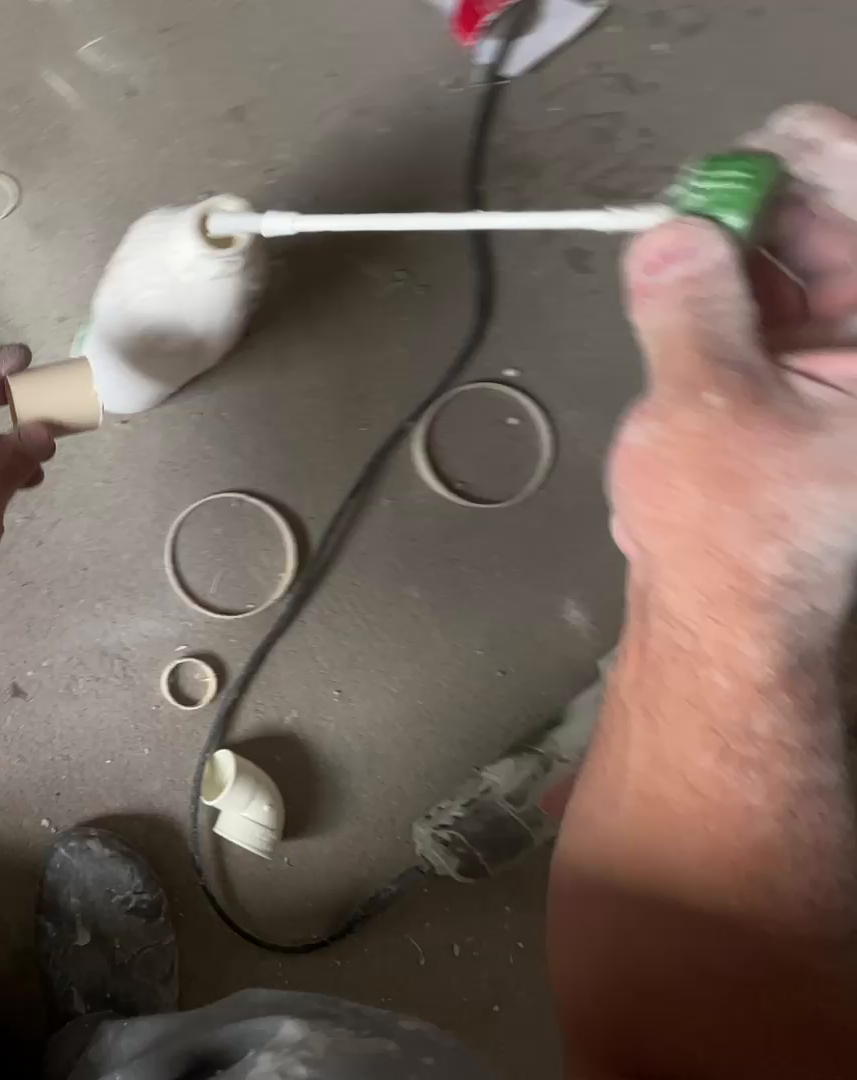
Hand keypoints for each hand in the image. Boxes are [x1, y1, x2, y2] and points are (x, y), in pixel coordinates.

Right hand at [611, 104, 856, 627]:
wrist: (719, 597)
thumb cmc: (736, 520)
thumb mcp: (705, 407)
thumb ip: (688, 314)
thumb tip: (669, 238)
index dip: (833, 171)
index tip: (769, 138)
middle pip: (851, 244)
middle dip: (778, 206)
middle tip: (703, 185)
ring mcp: (847, 368)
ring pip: (805, 276)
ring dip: (740, 249)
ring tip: (679, 228)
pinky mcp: (799, 386)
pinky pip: (768, 315)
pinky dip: (723, 292)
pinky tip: (681, 276)